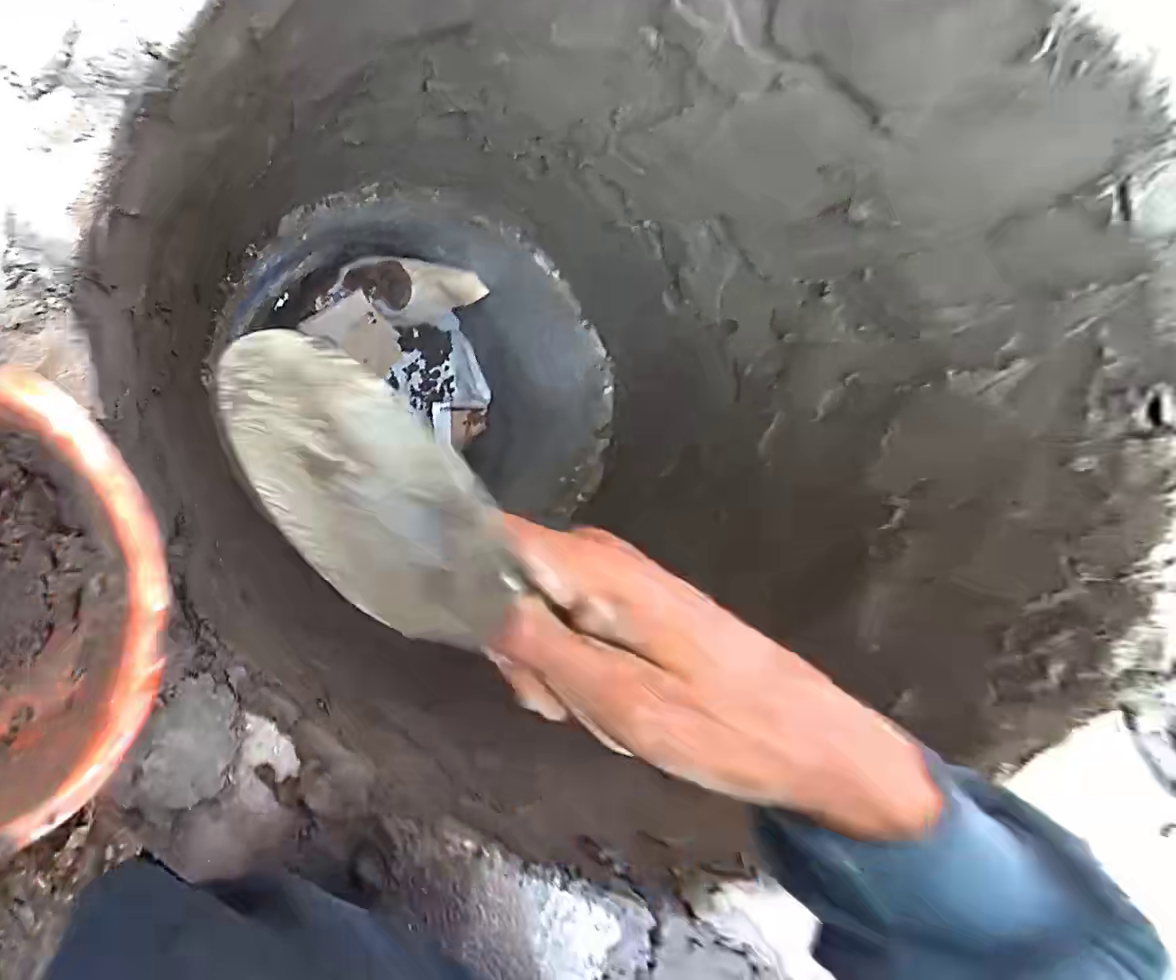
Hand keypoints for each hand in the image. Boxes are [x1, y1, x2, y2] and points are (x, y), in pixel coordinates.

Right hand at [490, 517, 942, 841]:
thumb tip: (471, 597)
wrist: (823, 747)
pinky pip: (558, 613)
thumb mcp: (620, 698)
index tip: (465, 630)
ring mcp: (609, 571)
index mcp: (592, 566)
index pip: (492, 534)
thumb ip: (539, 642)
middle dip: (509, 639)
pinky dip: (562, 656)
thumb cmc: (724, 727)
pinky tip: (595, 695)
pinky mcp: (620, 594)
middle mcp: (594, 552)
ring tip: (583, 707)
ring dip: (538, 658)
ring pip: (527, 600)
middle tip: (549, 701)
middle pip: (504, 575)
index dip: (458, 569)